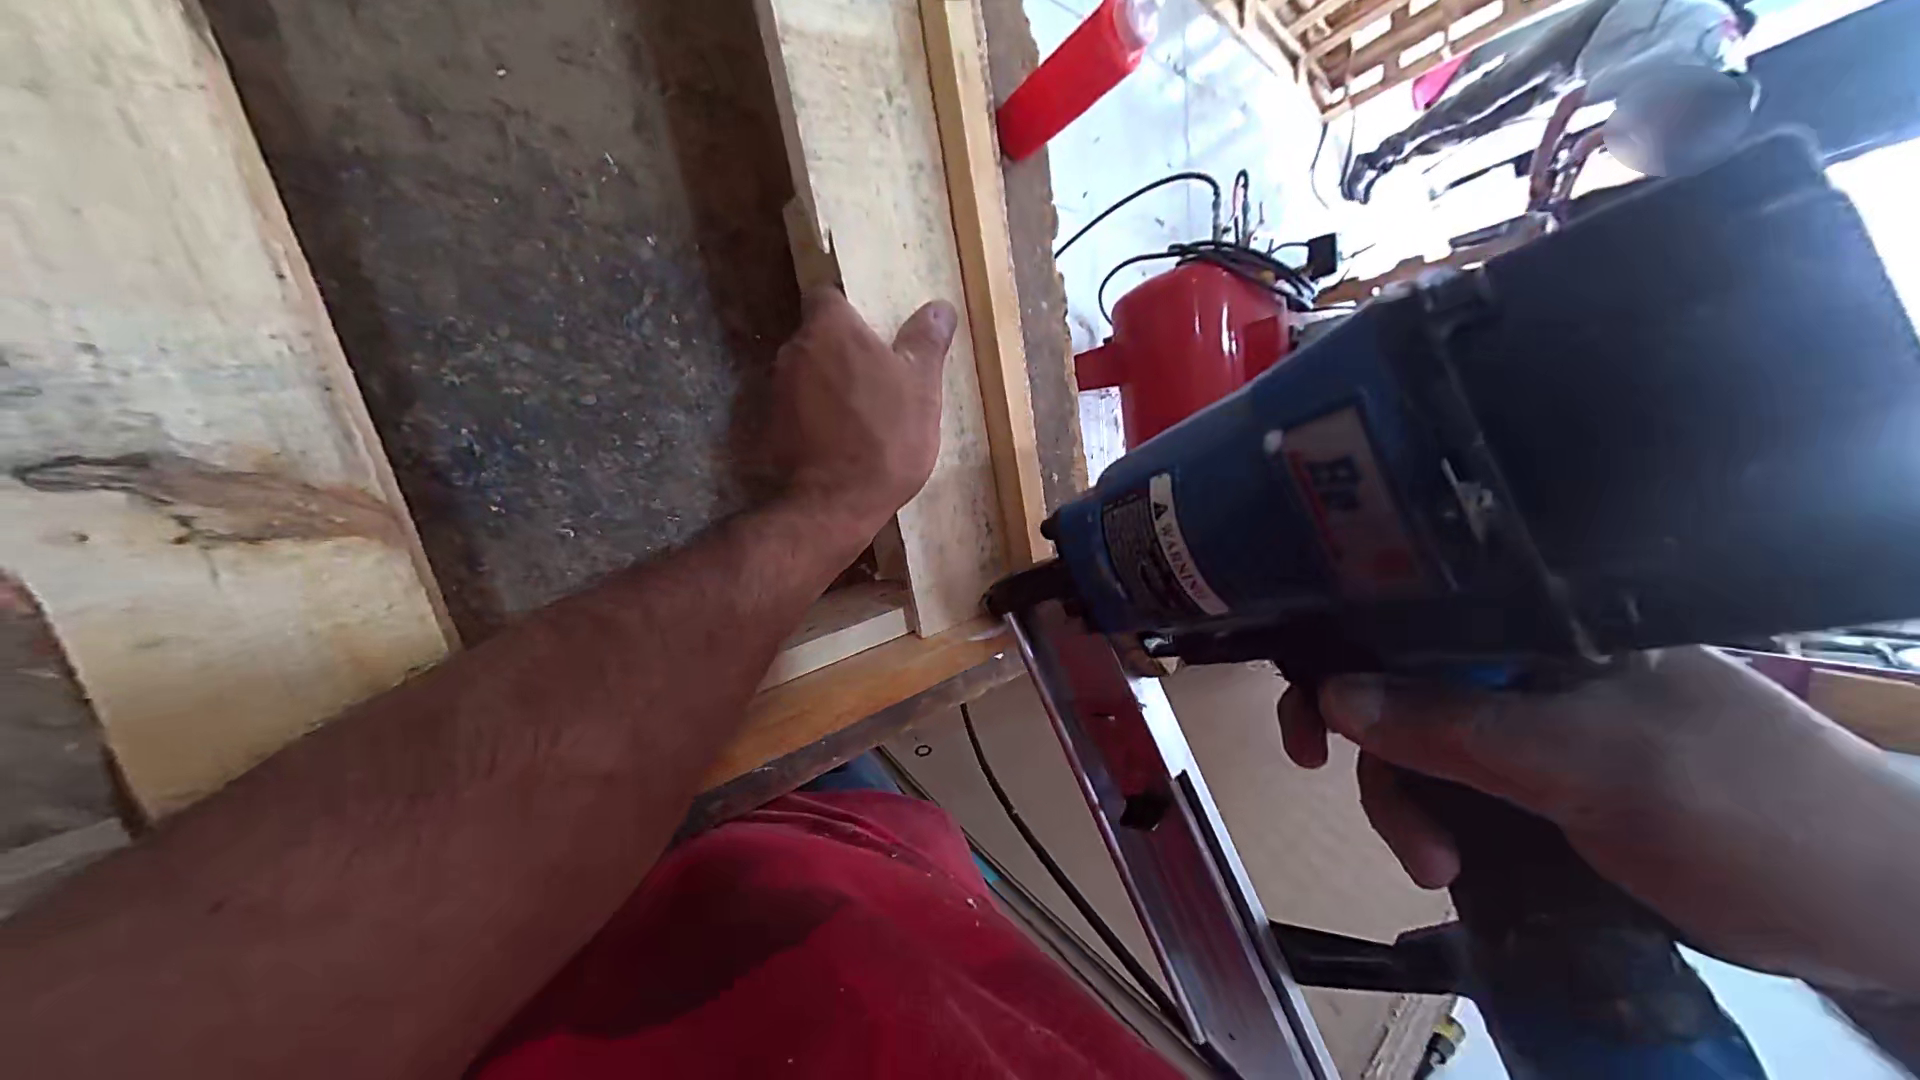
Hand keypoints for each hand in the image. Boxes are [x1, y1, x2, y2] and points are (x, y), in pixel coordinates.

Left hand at [773, 288, 955, 540]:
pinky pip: (798, 408)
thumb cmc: (885, 436)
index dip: (849, 309)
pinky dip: (815, 416)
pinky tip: (841, 440)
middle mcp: (794, 350)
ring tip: (862, 413)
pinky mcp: (770, 427)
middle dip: (843, 350)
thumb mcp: (921, 388)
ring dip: (829, 384)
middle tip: (878, 375)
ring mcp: (776, 390)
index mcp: (830, 329)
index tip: (873, 330)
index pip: (827, 295)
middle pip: (818, 337)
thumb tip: (939, 307)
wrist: (834, 503)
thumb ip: (926, 342)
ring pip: (807, 374)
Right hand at [1279, 647, 1919, 992]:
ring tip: (1434, 866)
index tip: (1310, 722)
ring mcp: (1518, 724)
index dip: (1341, 660)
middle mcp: (1512, 667)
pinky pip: (1441, 786)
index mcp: (1530, 630)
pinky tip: (1445, 862)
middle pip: (1393, 691)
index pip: (1404, 625)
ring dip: (1402, 804)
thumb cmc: (1749, 812)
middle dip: (1371, 753)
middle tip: (1347, 794)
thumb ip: (1455, 727)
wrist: (1879, 918)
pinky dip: (1427, 822)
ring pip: (1411, 746)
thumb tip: (1331, 697)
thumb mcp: (1592, 765)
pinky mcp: (1524, 778)